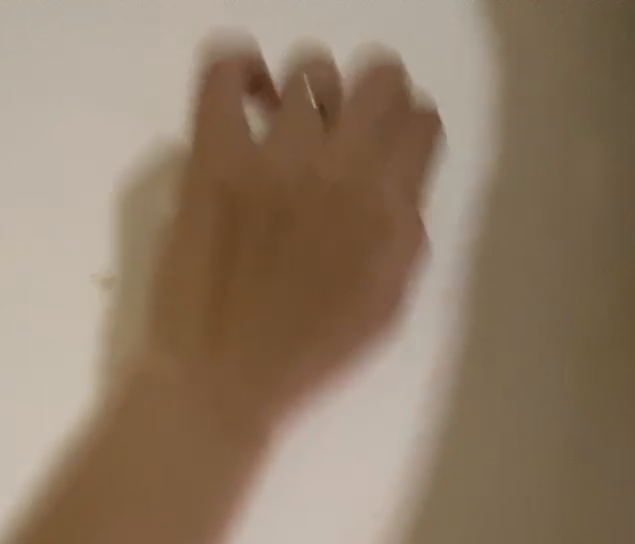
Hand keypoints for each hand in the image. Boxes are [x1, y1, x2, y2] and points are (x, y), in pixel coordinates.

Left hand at [142, 43, 442, 433]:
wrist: (221, 382)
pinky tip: (246, 99)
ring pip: (309, 70)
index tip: (381, 155)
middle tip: (340, 138)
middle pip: (378, 76)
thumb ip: (403, 238)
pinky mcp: (214, 160)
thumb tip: (397, 190)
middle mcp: (342, 169)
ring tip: (287, 134)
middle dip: (367, 99)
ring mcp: (275, 158)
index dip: (403, 133)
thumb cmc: (305, 360)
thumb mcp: (385, 310)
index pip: (421, 121)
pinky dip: (237, 71)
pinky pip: (222, 72)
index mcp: (390, 210)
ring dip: (308, 97)